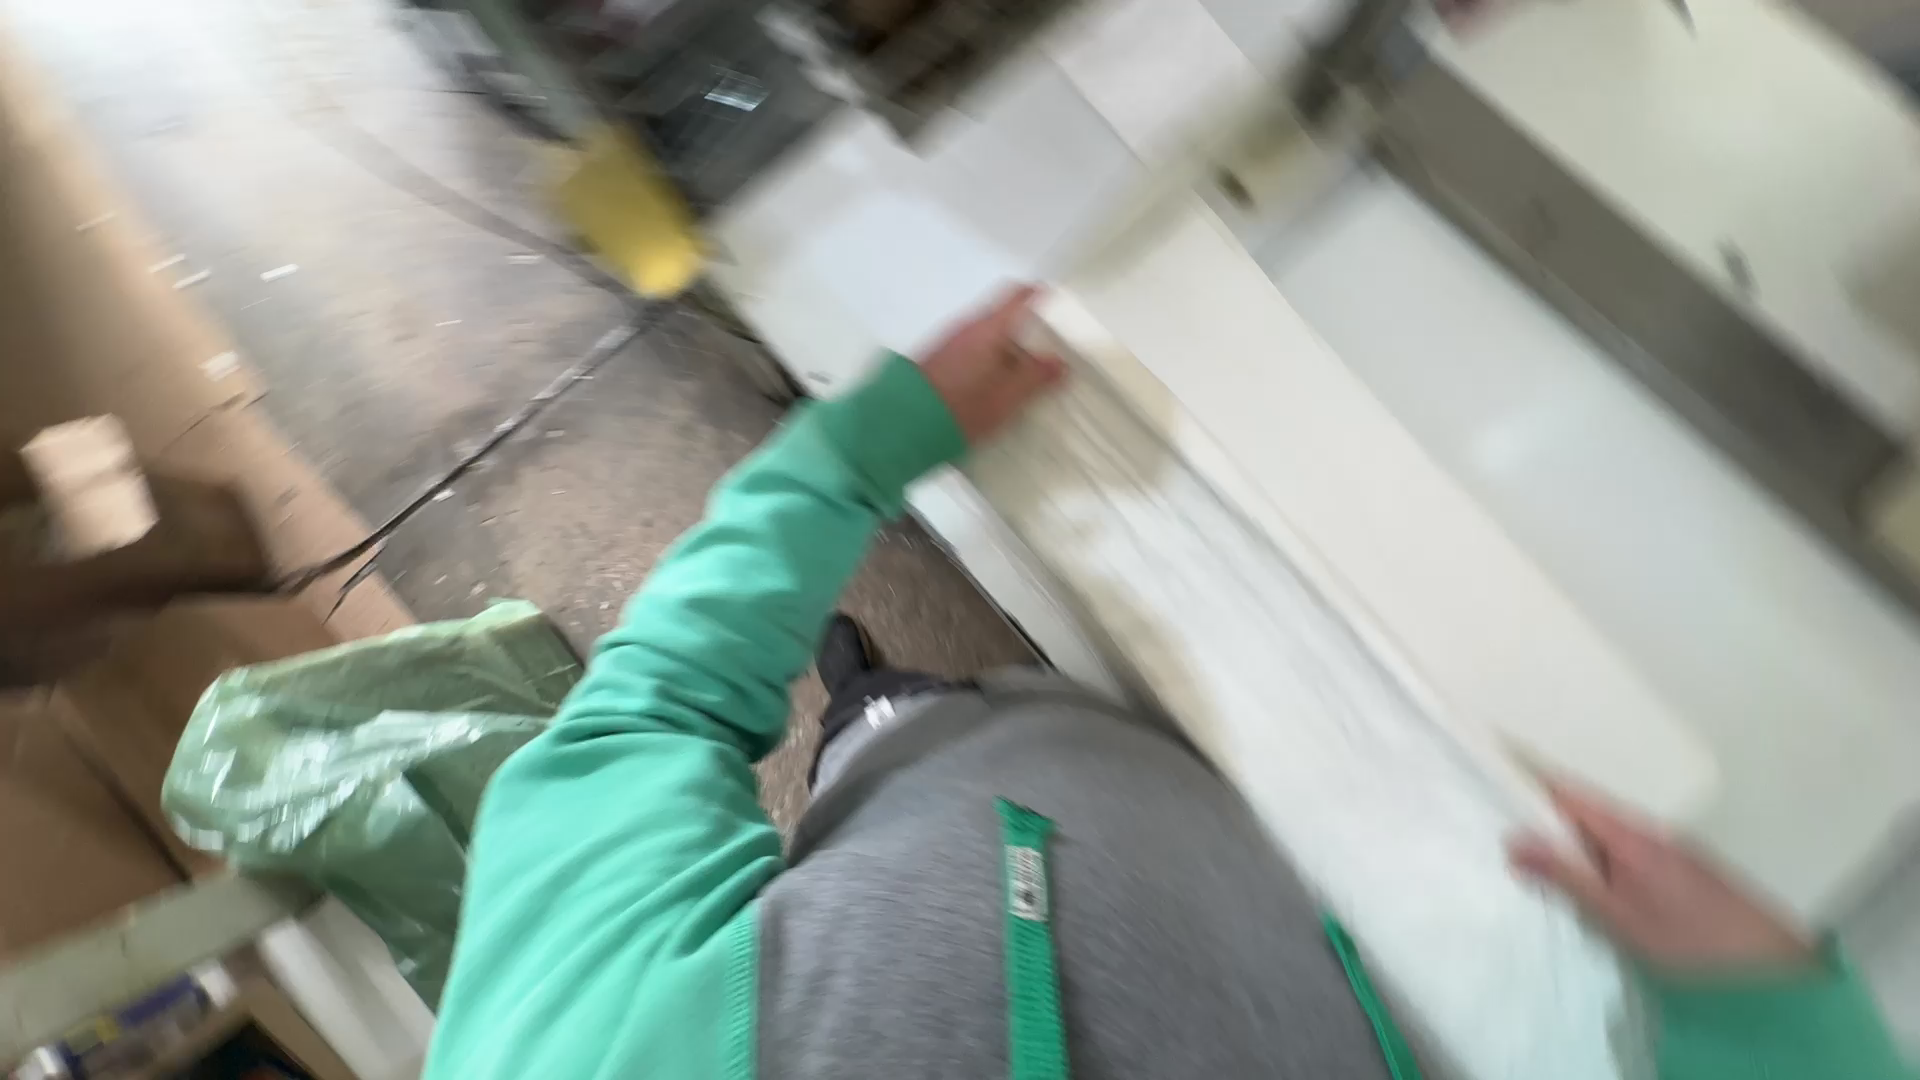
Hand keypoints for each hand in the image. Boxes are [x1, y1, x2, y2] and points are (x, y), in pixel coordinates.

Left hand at [917, 285, 1065, 443]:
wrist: (904, 425)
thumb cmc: (963, 408)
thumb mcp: (1006, 398)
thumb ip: (1035, 377)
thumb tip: (1060, 362)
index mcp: (989, 327)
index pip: (1021, 295)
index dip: (1043, 300)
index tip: (1061, 318)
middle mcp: (969, 326)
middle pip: (1007, 317)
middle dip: (1031, 334)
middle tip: (1051, 357)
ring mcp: (952, 342)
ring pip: (991, 337)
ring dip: (1011, 351)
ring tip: (1028, 379)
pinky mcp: (941, 360)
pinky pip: (976, 352)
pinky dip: (993, 363)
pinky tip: (999, 389)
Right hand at [1508, 779, 1816, 974]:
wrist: (1781, 983)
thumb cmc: (1692, 946)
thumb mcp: (1619, 918)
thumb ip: (1565, 877)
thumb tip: (1511, 839)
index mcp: (1632, 835)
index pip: (1569, 792)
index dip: (1530, 774)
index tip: (1493, 754)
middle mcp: (1652, 832)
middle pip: (1585, 809)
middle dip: (1543, 809)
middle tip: (1497, 811)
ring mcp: (1672, 850)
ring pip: (1604, 830)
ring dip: (1569, 834)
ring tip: (1532, 844)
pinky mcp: (1686, 870)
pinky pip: (1623, 847)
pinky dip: (1594, 851)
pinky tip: (1584, 872)